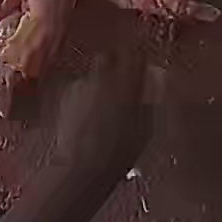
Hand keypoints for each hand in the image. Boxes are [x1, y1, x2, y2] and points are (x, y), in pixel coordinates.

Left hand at [47, 51, 148, 173]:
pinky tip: (89, 116)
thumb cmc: (118, 151)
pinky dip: (85, 96)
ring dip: (100, 84)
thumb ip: (151, 99)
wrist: (83, 165)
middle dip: (115, 65)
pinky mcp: (67, 95)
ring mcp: (82, 84)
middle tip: (122, 83)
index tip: (141, 70)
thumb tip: (153, 81)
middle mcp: (103, 78)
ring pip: (94, 74)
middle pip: (109, 57)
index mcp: (127, 83)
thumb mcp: (146, 127)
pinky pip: (81, 88)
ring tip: (104, 109)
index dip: (139, 62)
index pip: (135, 56)